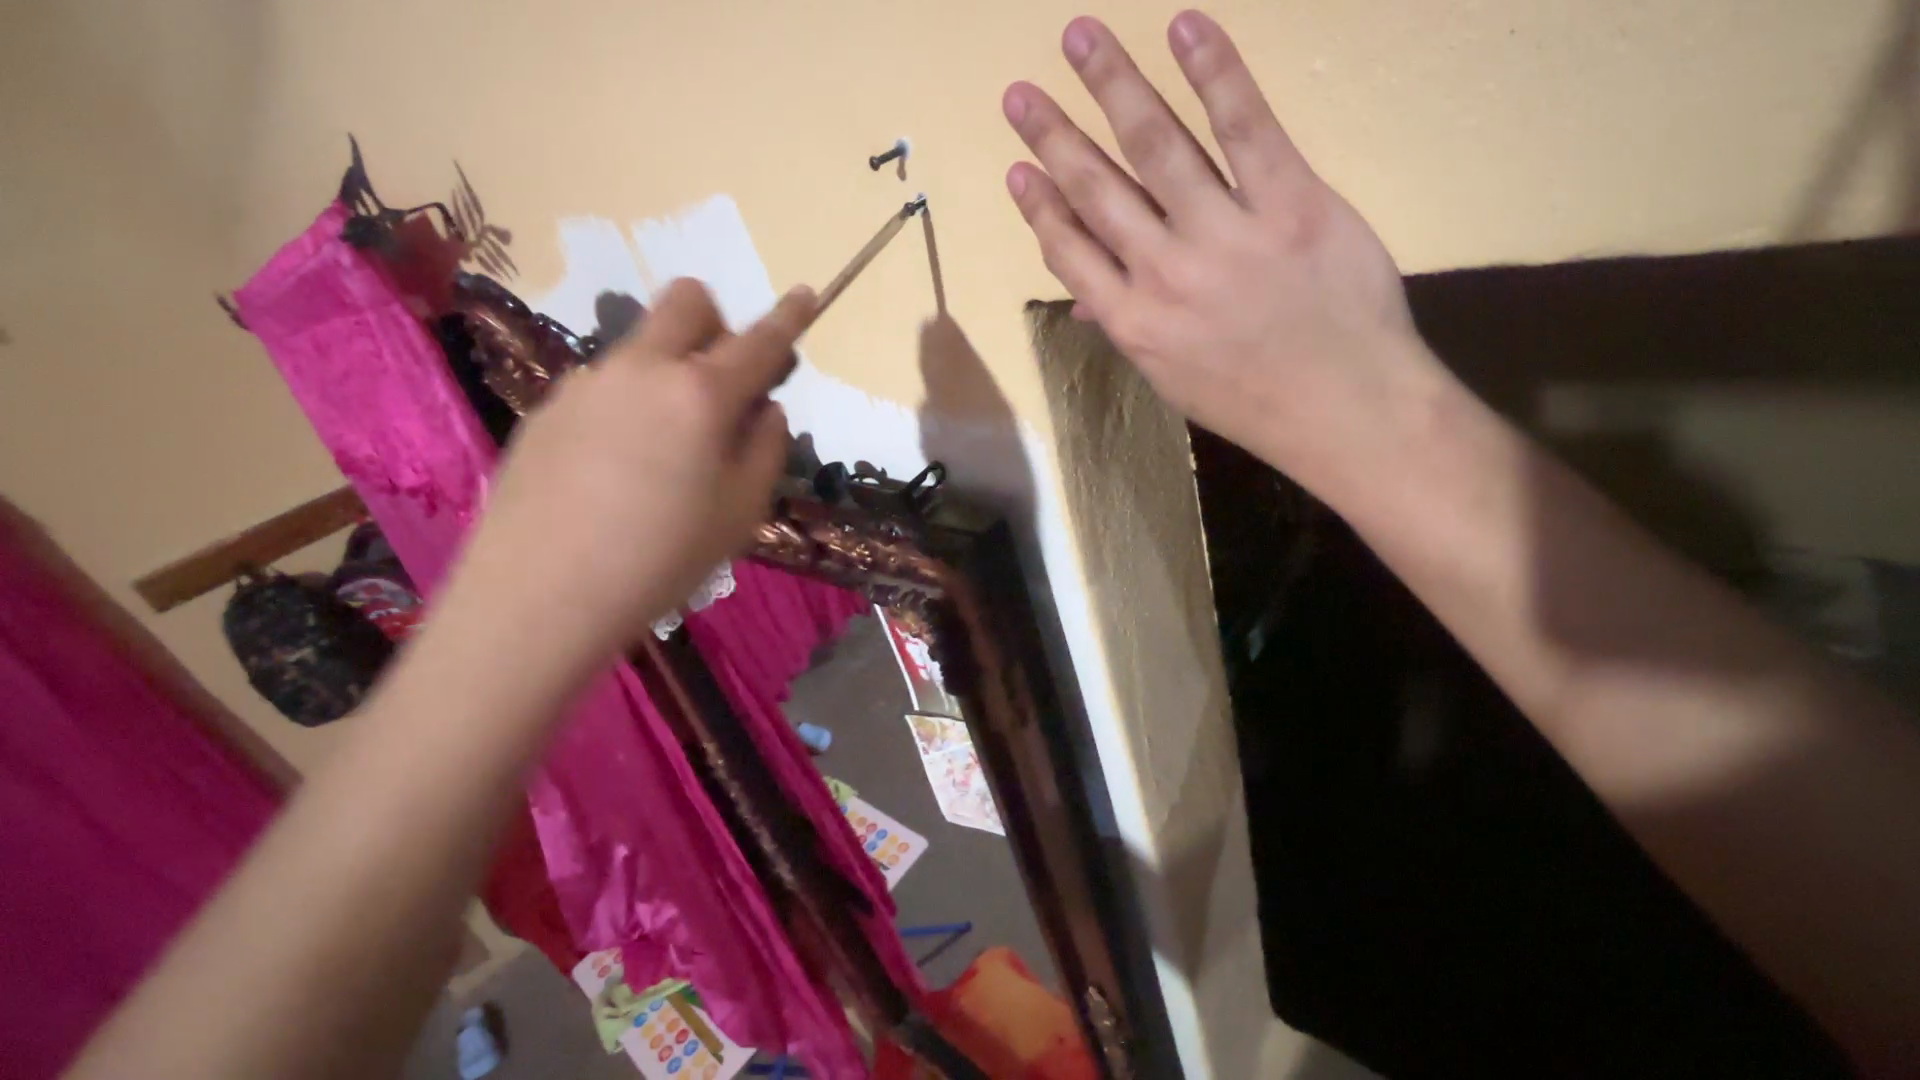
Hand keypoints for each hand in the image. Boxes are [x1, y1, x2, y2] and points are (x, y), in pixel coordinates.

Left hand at [445, 278, 810, 658]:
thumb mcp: (740, 514)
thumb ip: (766, 450)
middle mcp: (642, 370)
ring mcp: (587, 384)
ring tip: (661, 452)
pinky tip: (613, 470)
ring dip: (667, 373)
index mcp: (701, 394)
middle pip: (687, 303)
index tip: (805, 294)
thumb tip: (764, 410)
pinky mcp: (548, 409)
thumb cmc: (660, 559)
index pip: (759, 341)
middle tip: (722, 381)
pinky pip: (604, 386)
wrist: (539, 593)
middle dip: (716, 322)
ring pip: (641, 348)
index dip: (789, 317)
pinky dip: (627, 407)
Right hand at [1004, 11, 1442, 484]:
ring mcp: (1224, 235)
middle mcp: (1164, 272)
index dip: (1040, 207)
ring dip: (1112, 85)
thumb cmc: (1257, 401)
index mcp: (1133, 322)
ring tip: (1080, 36)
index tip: (1018, 169)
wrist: (1346, 410)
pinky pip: (1244, 128)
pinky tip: (1184, 28)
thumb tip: (1090, 303)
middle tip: (1018, 92)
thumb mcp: (1176, 381)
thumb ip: (1132, 331)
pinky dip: (1213, 73)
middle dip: (1053, 137)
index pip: (1070, 252)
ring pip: (1156, 146)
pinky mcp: (1289, 203)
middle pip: (1097, 190)